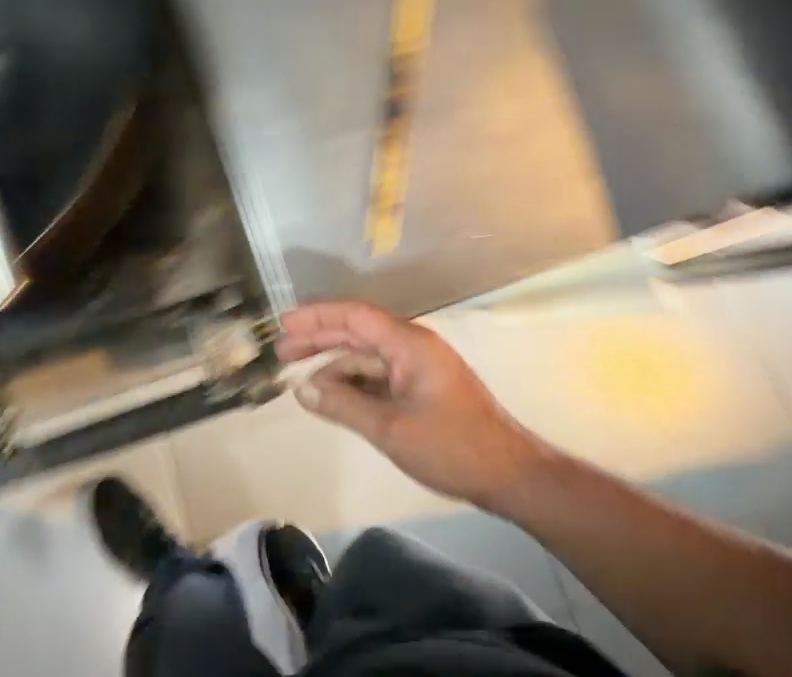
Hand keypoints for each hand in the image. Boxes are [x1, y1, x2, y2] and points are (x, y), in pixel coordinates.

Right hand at [277, 301, 548, 509]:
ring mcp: (419, 367)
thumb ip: (343, 405)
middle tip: (282, 351)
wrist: (509, 474)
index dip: (317, 316)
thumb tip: (302, 389)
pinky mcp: (423, 388)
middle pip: (358, 331)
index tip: (285, 324)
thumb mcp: (389, 429)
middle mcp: (413, 346)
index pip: (355, 315)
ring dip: (334, 364)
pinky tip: (333, 396)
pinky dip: (354, 382)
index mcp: (409, 343)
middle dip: (319, 338)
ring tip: (300, 379)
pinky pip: (380, 375)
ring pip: (368, 355)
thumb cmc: (451, 446)